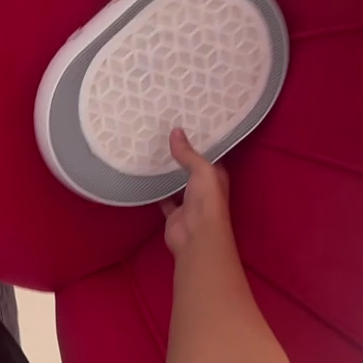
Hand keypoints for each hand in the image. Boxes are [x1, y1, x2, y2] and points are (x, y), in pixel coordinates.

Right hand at [160, 129, 232, 257]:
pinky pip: (164, 199)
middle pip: (191, 169)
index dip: (199, 143)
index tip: (185, 127)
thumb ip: (188, 153)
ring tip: (153, 153)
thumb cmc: (207, 201)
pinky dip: (156, 191)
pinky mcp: (174, 213)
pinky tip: (146, 179)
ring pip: (177, 183)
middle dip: (181, 156)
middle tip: (164, 137)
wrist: (196, 235)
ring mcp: (188, 202)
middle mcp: (204, 188)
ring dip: (169, 173)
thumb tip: (175, 131)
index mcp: (216, 176)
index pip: (208, 155)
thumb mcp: (202, 170)